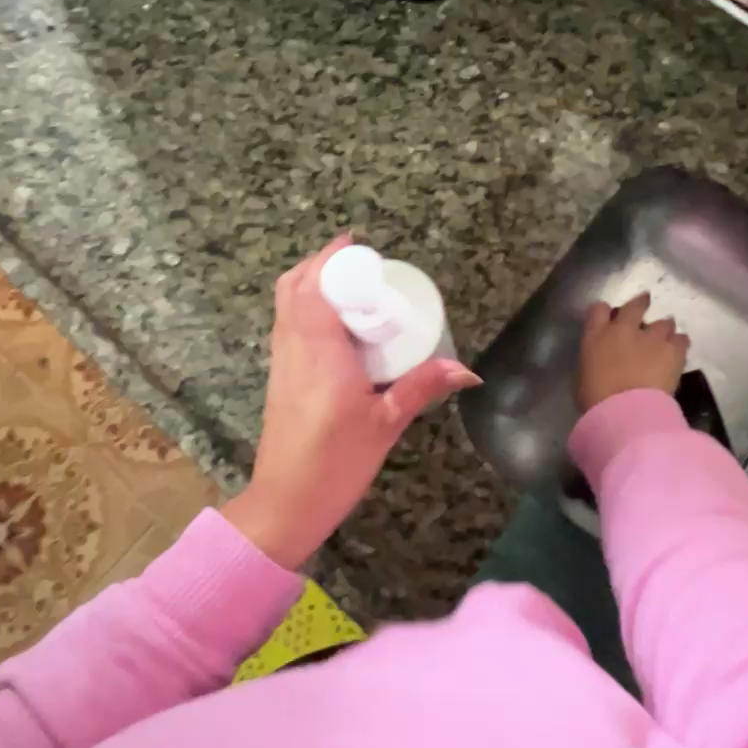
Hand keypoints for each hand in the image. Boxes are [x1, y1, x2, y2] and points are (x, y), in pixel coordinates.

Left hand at [222, 235, 481, 569]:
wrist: (286, 503)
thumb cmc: (336, 462)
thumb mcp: (386, 423)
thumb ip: (422, 387)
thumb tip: (466, 369)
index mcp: (319, 351)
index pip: (314, 287)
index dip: (331, 259)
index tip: (358, 244)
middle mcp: (294, 348)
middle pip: (292, 286)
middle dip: (321, 264)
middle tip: (358, 263)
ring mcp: (281, 362)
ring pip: (285, 304)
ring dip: (311, 284)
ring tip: (351, 286)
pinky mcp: (280, 377)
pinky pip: (287, 325)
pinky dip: (306, 307)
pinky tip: (338, 325)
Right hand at [577, 292, 689, 411]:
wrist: (625, 411)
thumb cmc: (595, 400)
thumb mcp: (584, 378)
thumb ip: (594, 363)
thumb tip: (601, 365)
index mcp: (596, 336)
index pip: (598, 309)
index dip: (604, 311)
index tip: (610, 316)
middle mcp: (624, 330)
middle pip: (635, 305)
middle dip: (641, 303)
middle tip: (646, 304)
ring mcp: (651, 338)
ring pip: (664, 322)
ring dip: (664, 329)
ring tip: (666, 338)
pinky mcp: (673, 350)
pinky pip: (681, 340)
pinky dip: (680, 344)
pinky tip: (679, 351)